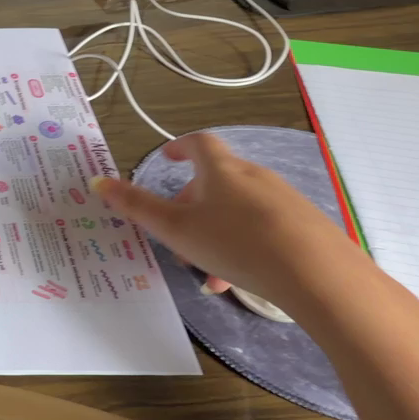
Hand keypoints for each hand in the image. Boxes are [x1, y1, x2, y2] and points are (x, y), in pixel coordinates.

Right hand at [95, 132, 366, 310]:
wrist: (320, 275)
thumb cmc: (236, 243)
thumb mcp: (176, 229)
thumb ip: (137, 206)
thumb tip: (98, 181)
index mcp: (221, 170)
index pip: (198, 143)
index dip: (180, 148)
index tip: (168, 159)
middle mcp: (254, 176)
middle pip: (217, 180)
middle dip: (193, 203)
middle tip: (177, 232)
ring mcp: (285, 199)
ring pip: (239, 208)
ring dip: (217, 229)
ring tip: (209, 270)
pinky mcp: (308, 224)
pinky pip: (265, 226)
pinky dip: (245, 242)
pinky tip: (242, 275)